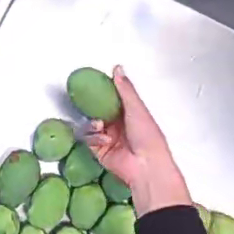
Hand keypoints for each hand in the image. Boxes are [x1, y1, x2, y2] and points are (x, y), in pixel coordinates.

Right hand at [87, 66, 191, 214]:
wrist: (145, 165)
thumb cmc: (147, 136)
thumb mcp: (137, 108)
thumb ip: (125, 88)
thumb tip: (117, 68)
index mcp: (129, 113)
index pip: (111, 98)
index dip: (102, 92)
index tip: (92, 84)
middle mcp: (117, 124)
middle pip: (98, 110)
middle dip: (93, 108)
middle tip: (86, 103)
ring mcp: (107, 137)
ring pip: (90, 123)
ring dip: (93, 123)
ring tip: (99, 126)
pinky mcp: (98, 149)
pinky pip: (87, 138)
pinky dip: (93, 137)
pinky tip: (104, 140)